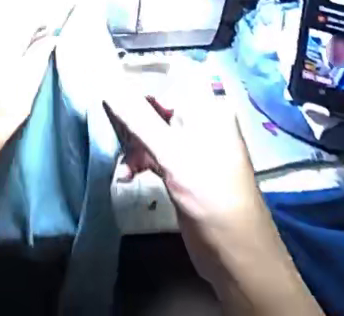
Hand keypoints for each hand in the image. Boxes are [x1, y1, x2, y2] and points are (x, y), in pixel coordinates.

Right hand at [105, 68, 319, 315]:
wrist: (239, 258)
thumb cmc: (211, 199)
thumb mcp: (173, 156)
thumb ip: (140, 121)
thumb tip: (109, 88)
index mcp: (207, 107)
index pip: (163, 85)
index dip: (133, 93)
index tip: (104, 104)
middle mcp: (202, 121)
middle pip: (157, 109)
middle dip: (131, 124)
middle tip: (112, 140)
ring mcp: (194, 147)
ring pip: (154, 133)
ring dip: (133, 147)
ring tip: (122, 169)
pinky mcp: (186, 171)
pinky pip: (157, 154)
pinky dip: (141, 162)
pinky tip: (127, 177)